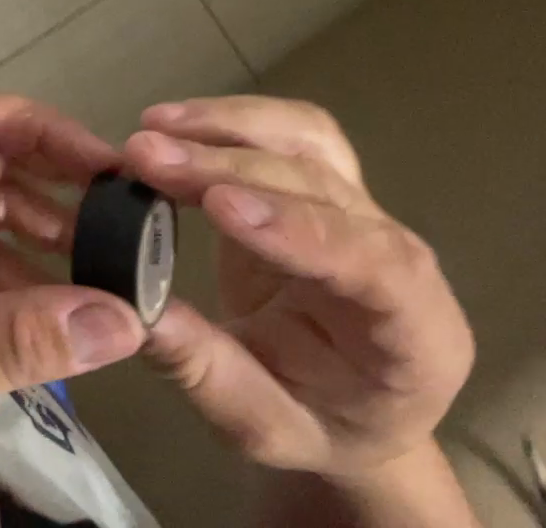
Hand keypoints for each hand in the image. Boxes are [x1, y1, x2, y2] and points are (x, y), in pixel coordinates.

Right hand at [124, 96, 473, 478]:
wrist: (342, 404)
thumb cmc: (312, 421)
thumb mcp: (260, 426)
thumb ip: (204, 371)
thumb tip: (134, 309)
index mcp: (411, 331)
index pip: (375, 265)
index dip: (297, 228)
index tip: (216, 205)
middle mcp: (397, 256)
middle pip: (320, 188)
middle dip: (225, 165)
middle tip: (141, 156)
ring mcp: (356, 210)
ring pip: (309, 142)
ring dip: (227, 126)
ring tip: (150, 127)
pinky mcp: (314, 184)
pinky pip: (286, 132)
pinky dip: (229, 119)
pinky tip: (171, 121)